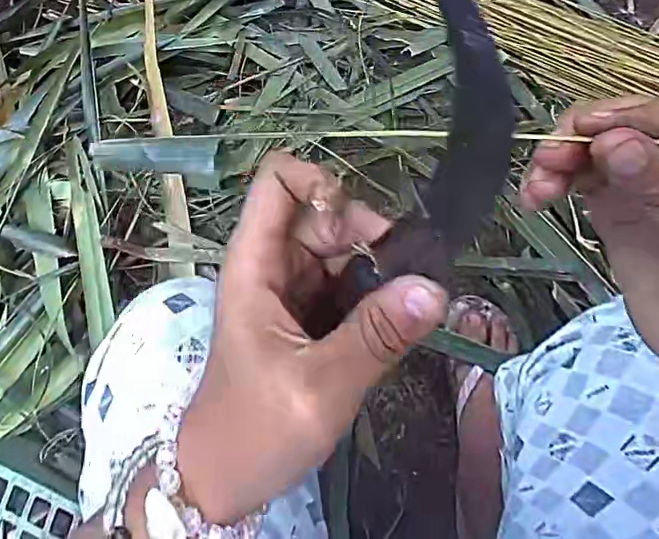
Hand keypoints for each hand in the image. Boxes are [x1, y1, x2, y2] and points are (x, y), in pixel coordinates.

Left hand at [175, 152, 448, 522]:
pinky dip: (371, 286)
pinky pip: (344, 274)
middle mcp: (271, 259)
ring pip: (337, 241)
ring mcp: (288, 280)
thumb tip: (433, 289)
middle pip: (320, 210)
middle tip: (403, 279)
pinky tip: (392, 315)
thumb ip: (376, 335)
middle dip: (363, 232)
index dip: (319, 182)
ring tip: (404, 302)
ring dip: (374, 262)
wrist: (225, 476)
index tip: (361, 227)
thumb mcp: (321, 387)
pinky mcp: (306, 304)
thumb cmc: (256, 429)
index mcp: (254, 260)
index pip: (277, 181)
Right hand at [520, 86, 658, 506]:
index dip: (657, 115)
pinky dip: (557, 176)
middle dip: (598, 129)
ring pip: (611, 136)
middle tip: (556, 151)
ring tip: (540, 179)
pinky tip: (535, 195)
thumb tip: (610, 142)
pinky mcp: (630, 199)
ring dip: (568, 150)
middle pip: (653, 117)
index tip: (600, 131)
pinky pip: (587, 170)